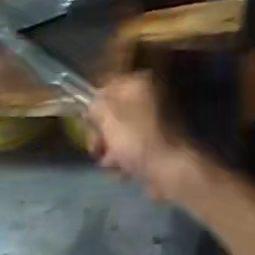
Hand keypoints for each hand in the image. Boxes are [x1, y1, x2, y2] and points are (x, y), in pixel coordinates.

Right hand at [86, 73, 201, 202]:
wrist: (169, 169)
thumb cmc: (135, 138)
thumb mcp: (106, 116)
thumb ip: (93, 105)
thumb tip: (91, 105)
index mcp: (139, 84)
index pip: (105, 88)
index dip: (92, 107)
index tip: (86, 123)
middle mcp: (149, 98)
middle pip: (111, 114)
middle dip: (100, 134)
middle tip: (96, 148)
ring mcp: (154, 123)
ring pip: (118, 134)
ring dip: (109, 150)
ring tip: (111, 163)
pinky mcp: (157, 145)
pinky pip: (131, 149)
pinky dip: (123, 160)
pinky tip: (122, 170)